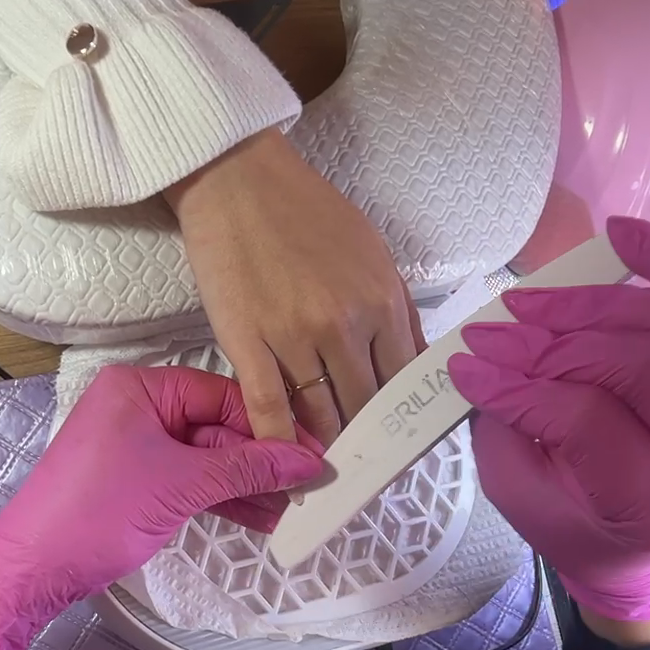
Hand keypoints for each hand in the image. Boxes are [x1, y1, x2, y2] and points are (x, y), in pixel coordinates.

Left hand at [0, 365, 322, 649]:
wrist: (34, 570)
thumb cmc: (94, 515)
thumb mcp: (180, 485)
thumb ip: (246, 468)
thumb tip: (303, 461)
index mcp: (139, 388)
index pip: (223, 394)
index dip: (270, 424)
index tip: (311, 450)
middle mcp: (138, 408)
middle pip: (218, 427)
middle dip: (262, 460)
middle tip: (310, 483)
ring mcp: (138, 446)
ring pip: (208, 459)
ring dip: (248, 484)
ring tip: (295, 506)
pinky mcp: (139, 480)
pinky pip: (191, 481)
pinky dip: (223, 499)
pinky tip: (263, 516)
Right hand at [165, 128, 422, 444]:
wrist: (238, 180)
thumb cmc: (307, 212)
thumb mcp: (372, 251)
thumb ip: (395, 309)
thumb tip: (410, 362)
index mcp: (382, 301)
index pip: (401, 379)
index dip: (399, 416)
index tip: (394, 441)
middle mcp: (346, 325)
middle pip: (362, 404)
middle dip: (363, 438)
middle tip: (359, 465)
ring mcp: (295, 337)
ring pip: (320, 413)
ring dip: (324, 445)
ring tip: (325, 469)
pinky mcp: (248, 343)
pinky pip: (268, 406)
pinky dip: (278, 443)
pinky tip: (284, 467)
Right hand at [450, 216, 649, 624]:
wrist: (647, 553)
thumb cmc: (577, 532)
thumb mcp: (523, 502)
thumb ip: (505, 432)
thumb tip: (485, 360)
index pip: (587, 421)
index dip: (520, 387)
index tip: (466, 366)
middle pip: (649, 362)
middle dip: (559, 338)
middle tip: (498, 328)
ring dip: (608, 298)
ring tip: (541, 297)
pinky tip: (623, 236)